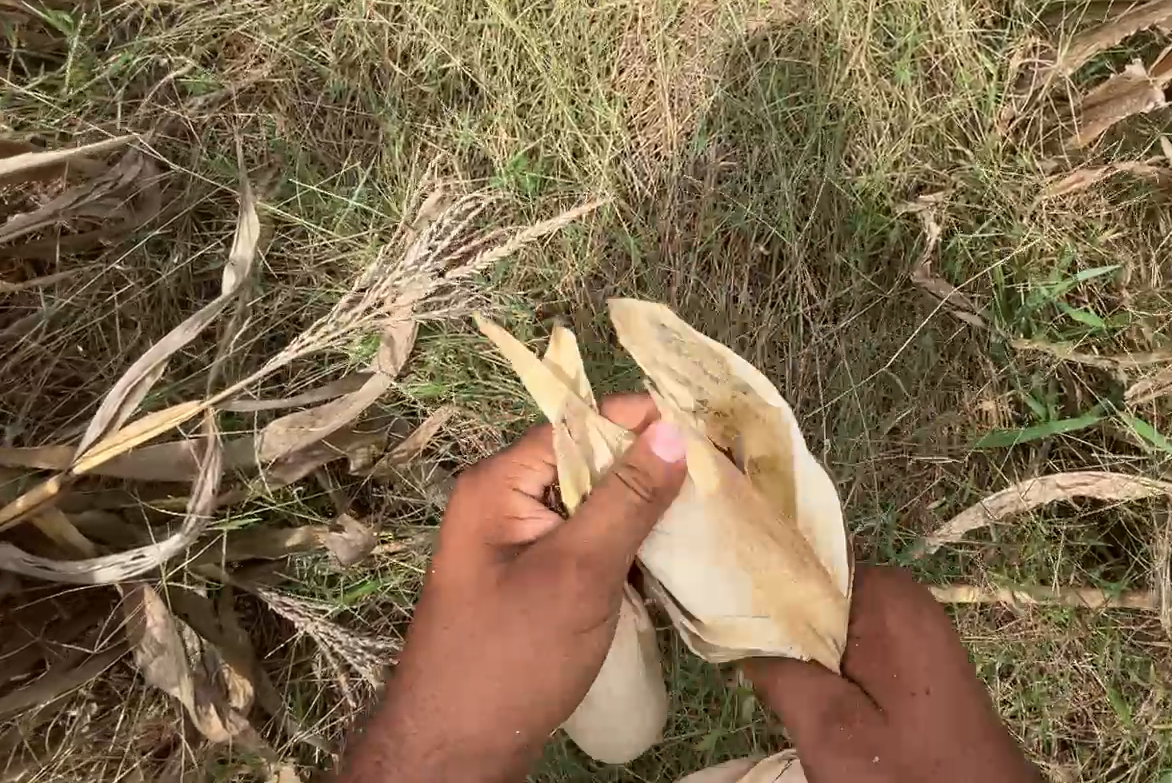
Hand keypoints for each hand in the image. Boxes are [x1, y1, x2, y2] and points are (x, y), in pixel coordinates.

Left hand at [338, 394, 687, 782]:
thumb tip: (672, 430)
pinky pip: (590, 534)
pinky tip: (669, 548)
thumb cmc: (513, 656)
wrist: (458, 759)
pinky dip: (627, 537)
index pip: (578, 426)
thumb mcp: (579, 570)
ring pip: (595, 500)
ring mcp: (522, 539)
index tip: (701, 429)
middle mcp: (507, 499)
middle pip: (589, 460)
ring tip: (703, 504)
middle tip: (712, 470)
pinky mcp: (537, 573)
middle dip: (648, 465)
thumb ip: (627, 498)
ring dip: (643, 504)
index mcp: (501, 483)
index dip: (638, 422)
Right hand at [742, 566, 1041, 782]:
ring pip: (837, 617)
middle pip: (820, 589)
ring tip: (798, 688)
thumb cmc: (909, 772)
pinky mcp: (918, 648)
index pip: (805, 564)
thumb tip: (745, 636)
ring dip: (813, 650)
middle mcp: (902, 591)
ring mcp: (914, 619)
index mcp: (884, 592)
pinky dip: (837, 661)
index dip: (768, 593)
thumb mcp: (831, 730)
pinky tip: (830, 698)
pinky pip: (861, 636)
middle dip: (792, 628)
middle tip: (771, 671)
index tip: (741, 625)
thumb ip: (782, 673)